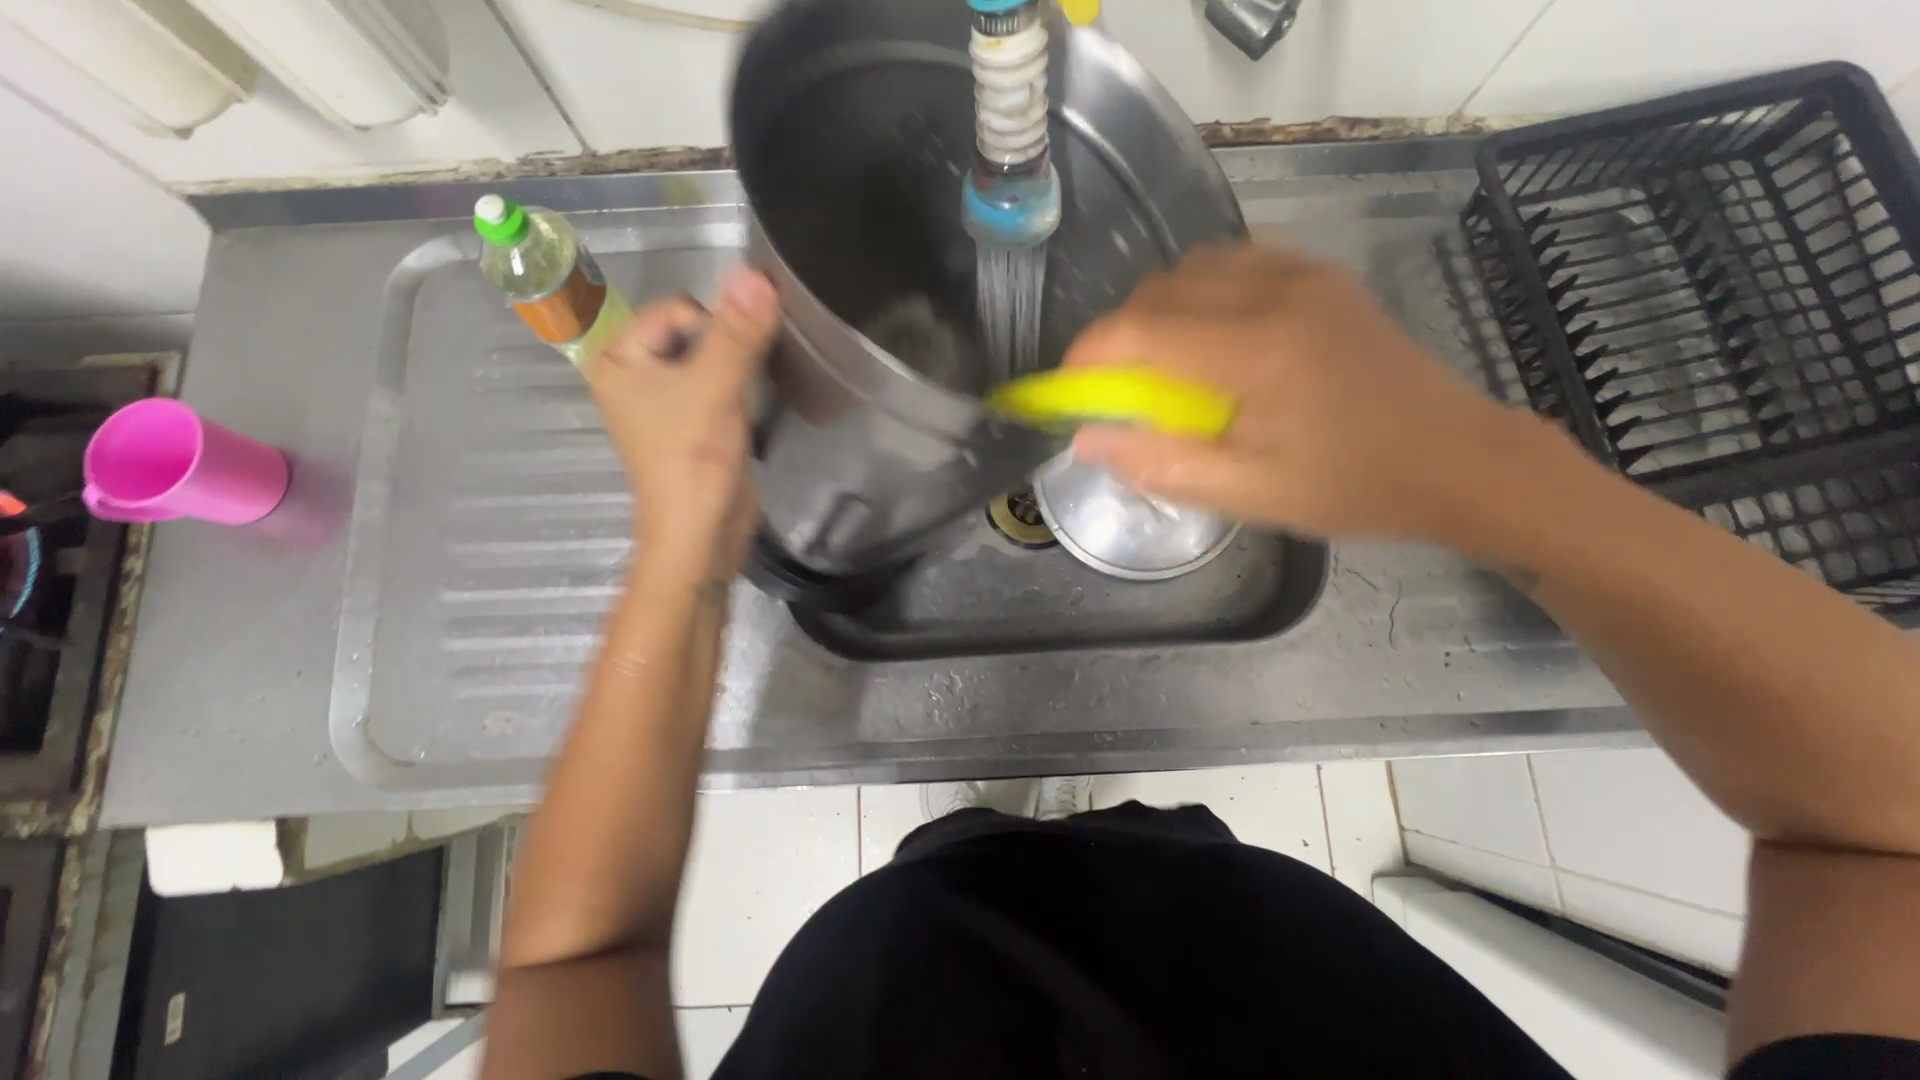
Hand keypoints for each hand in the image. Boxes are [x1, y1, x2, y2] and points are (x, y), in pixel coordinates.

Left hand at [585, 267, 779, 579]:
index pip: (677, 309)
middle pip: (693, 329)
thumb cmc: (693, 459)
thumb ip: (738, 331)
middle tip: (740, 381)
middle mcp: (632, 374)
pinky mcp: (690, 423)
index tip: (730, 368)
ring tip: (748, 393)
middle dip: (726, 344)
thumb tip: (757, 272)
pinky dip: (738, 386)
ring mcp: (661, 401)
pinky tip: (751, 405)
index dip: (713, 327)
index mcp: (617, 358)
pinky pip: (716, 382)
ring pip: (708, 356)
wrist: (701, 533)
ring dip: (736, 365)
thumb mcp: (715, 388)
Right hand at [1065, 244, 1550, 542]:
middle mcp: (1274, 293)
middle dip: (1118, 336)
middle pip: (1157, 290)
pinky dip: (1201, 289)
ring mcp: (1302, 275)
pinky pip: (1235, 259)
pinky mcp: (1320, 274)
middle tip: (1116, 390)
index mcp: (1255, 353)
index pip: (1138, 332)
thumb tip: (1086, 439)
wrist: (1458, 456)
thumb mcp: (1250, 494)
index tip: (1066, 392)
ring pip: (1192, 266)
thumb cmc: (1353, 486)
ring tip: (1161, 363)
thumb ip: (1161, 463)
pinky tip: (1209, 332)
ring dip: (1157, 309)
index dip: (1086, 358)